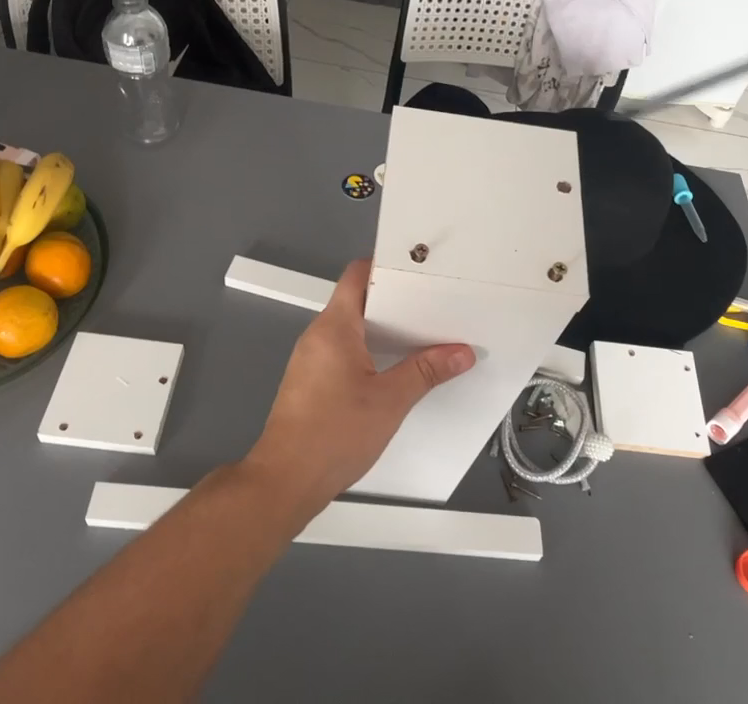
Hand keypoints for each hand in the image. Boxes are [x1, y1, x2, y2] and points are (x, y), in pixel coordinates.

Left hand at [239, 260, 474, 514]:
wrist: (287, 479)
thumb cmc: (333, 434)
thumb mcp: (389, 401)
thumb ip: (426, 372)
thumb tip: (460, 354)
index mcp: (333, 327)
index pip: (357, 276)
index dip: (387, 267)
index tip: (419, 269)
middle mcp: (317, 336)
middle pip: (357, 301)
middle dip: (394, 302)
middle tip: (431, 305)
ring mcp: (311, 359)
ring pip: (351, 329)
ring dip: (382, 330)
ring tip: (421, 336)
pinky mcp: (310, 381)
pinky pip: (343, 351)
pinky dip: (369, 352)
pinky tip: (394, 368)